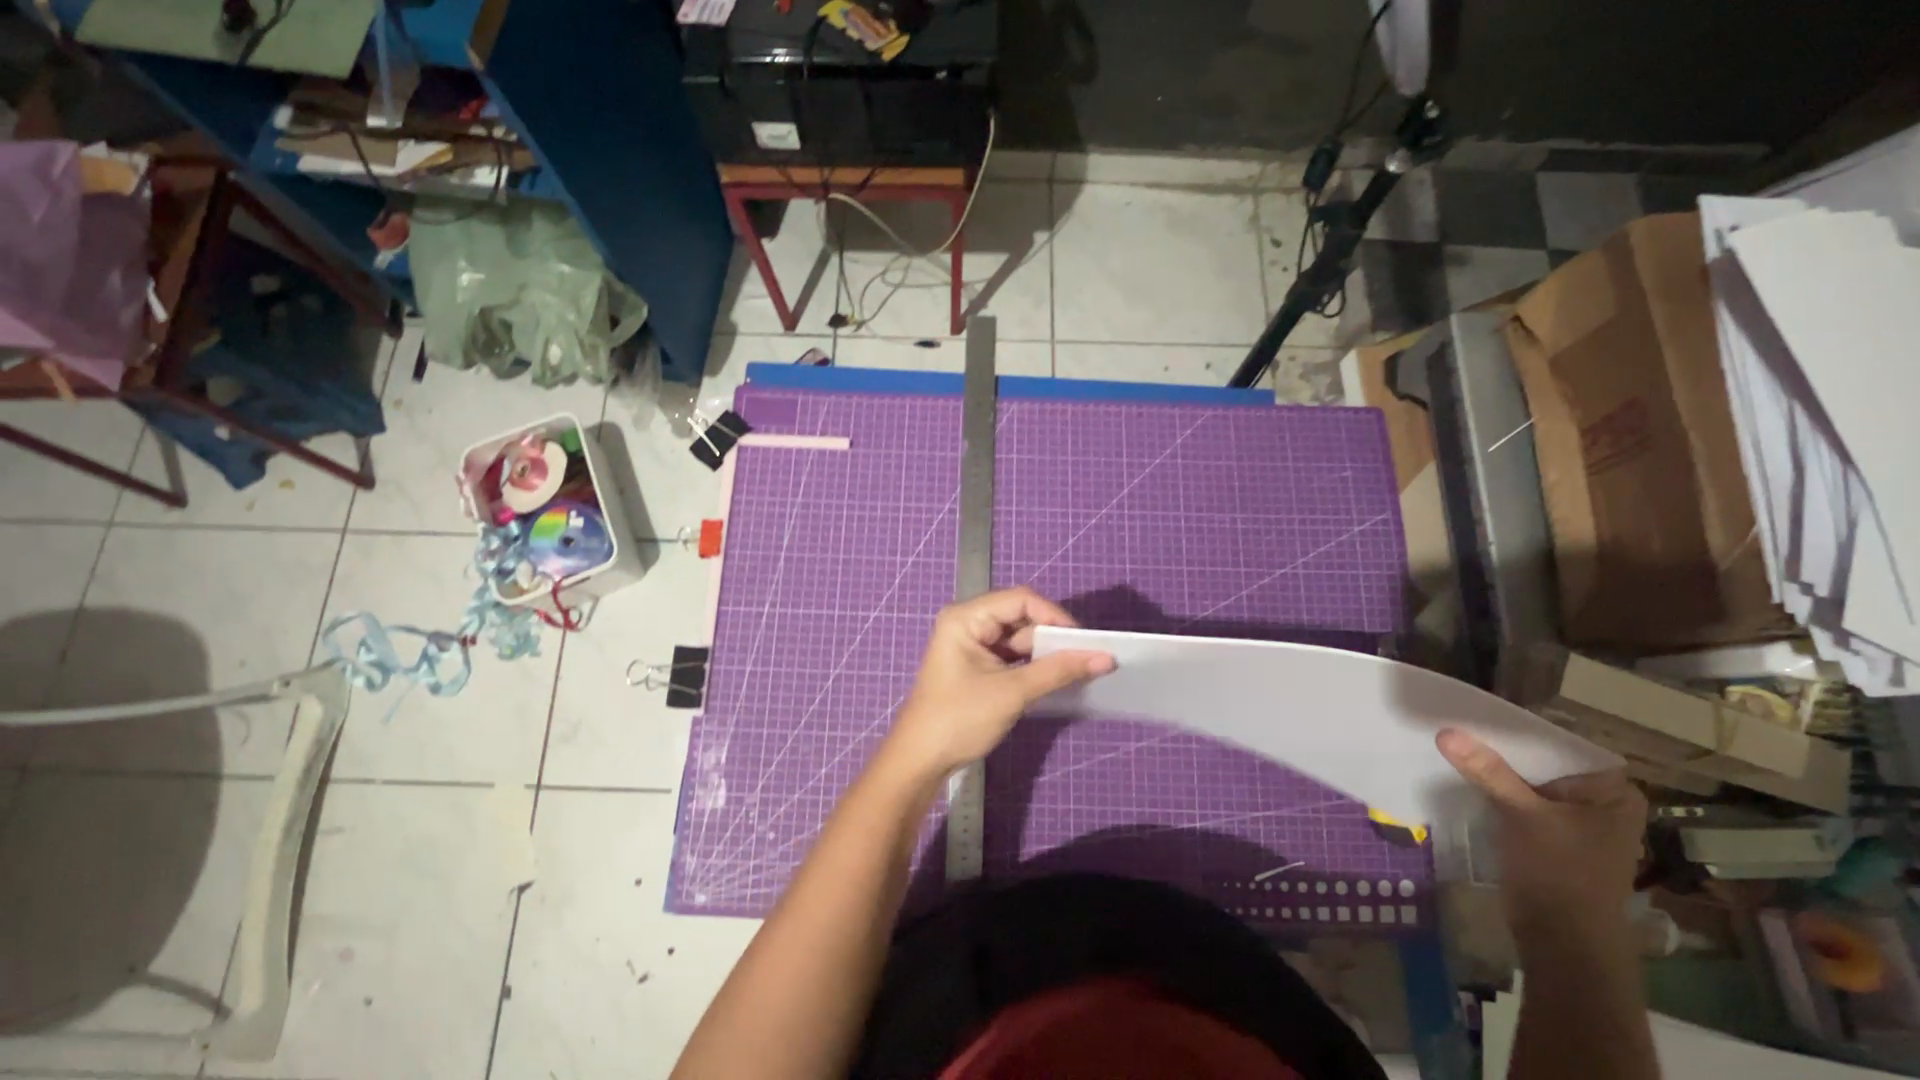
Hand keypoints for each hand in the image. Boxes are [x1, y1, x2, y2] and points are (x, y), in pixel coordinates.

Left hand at [886, 587, 1114, 776]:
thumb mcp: (1013, 692)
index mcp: (966, 618)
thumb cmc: (960, 719)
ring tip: (1077, 670)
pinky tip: (1056, 679)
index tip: (1083, 641)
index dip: (1054, 616)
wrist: (920, 761)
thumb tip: (1105, 658)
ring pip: (1018, 639)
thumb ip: (1059, 671)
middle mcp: (967, 624)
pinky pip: (1011, 657)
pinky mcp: (976, 668)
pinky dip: (1032, 667)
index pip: (1020, 599)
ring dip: (1044, 654)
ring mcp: (971, 647)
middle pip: (1020, 617)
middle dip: (1051, 636)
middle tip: (1085, 657)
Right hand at [1437, 729, 1646, 934]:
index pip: (1563, 744)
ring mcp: (1576, 822)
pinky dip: (1499, 793)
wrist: (1561, 941)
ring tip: (1457, 745)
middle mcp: (1601, 802)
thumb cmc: (1560, 874)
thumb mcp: (1524, 816)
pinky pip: (1523, 803)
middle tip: (1460, 724)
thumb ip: (1488, 771)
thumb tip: (1446, 731)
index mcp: (1614, 792)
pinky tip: (1468, 778)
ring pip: (1531, 783)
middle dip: (1505, 750)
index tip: (1478, 711)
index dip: (1521, 729)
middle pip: (1545, 763)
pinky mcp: (1552, 838)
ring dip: (1498, 772)